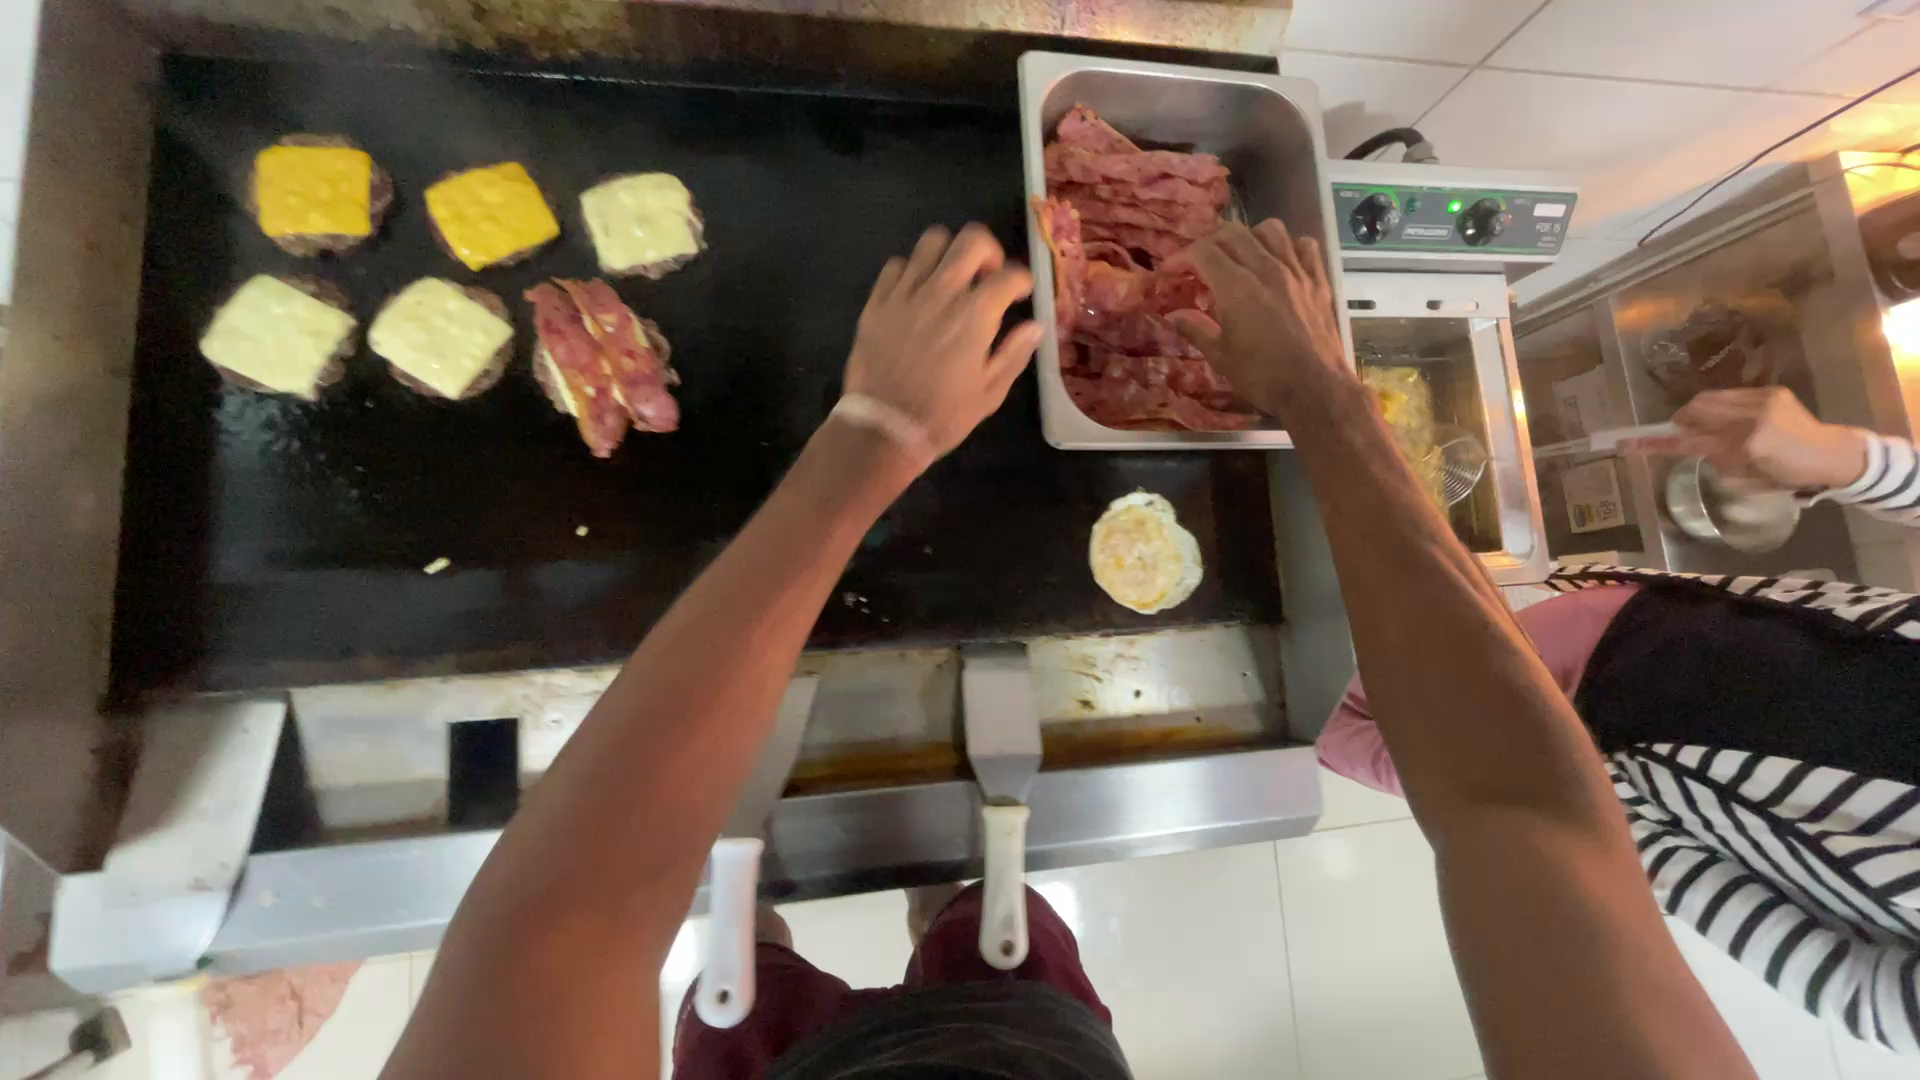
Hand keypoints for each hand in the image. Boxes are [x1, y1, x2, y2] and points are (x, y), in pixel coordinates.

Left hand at [841, 223, 1043, 461]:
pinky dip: (912, 272)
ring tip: (950, 280)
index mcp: (976, 313)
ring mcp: (906, 293)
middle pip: (972, 239)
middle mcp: (942, 291)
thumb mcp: (990, 392)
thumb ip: (1014, 353)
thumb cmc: (944, 415)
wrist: (884, 428)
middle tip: (987, 277)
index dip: (1022, 281)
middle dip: (989, 253)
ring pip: (932, 241)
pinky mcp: (878, 302)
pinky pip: (896, 265)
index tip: (1020, 295)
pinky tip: (916, 294)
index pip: (1010, 274)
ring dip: (948, 255)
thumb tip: (1034, 326)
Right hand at [1166, 219, 1347, 416]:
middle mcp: (1266, 268)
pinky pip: (1304, 246)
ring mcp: (1296, 271)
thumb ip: (1195, 329)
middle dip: (1208, 243)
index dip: (1181, 257)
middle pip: (1232, 234)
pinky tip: (1279, 262)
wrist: (1314, 387)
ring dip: (1248, 237)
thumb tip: (1173, 315)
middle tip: (1198, 264)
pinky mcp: (1318, 279)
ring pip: (1270, 230)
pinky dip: (1287, 247)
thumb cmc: (1261, 376)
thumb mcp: (1220, 357)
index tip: (1170, 271)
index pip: (1203, 253)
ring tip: (1240, 257)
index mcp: (1236, 288)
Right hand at [1627, 387, 1866, 490]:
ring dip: (1701, 412)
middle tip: (1684, 432)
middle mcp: (1753, 418)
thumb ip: (1715, 459)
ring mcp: (1764, 401)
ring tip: (1711, 425)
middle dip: (1684, 421)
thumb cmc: (1785, 474)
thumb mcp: (1744, 477)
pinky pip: (1730, 395)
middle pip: (1695, 410)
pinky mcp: (1772, 392)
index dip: (1655, 444)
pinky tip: (1736, 419)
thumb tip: (1696, 446)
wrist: (1834, 455)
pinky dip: (1722, 406)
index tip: (1627, 444)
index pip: (1688, 442)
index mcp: (1745, 444)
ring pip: (1709, 399)